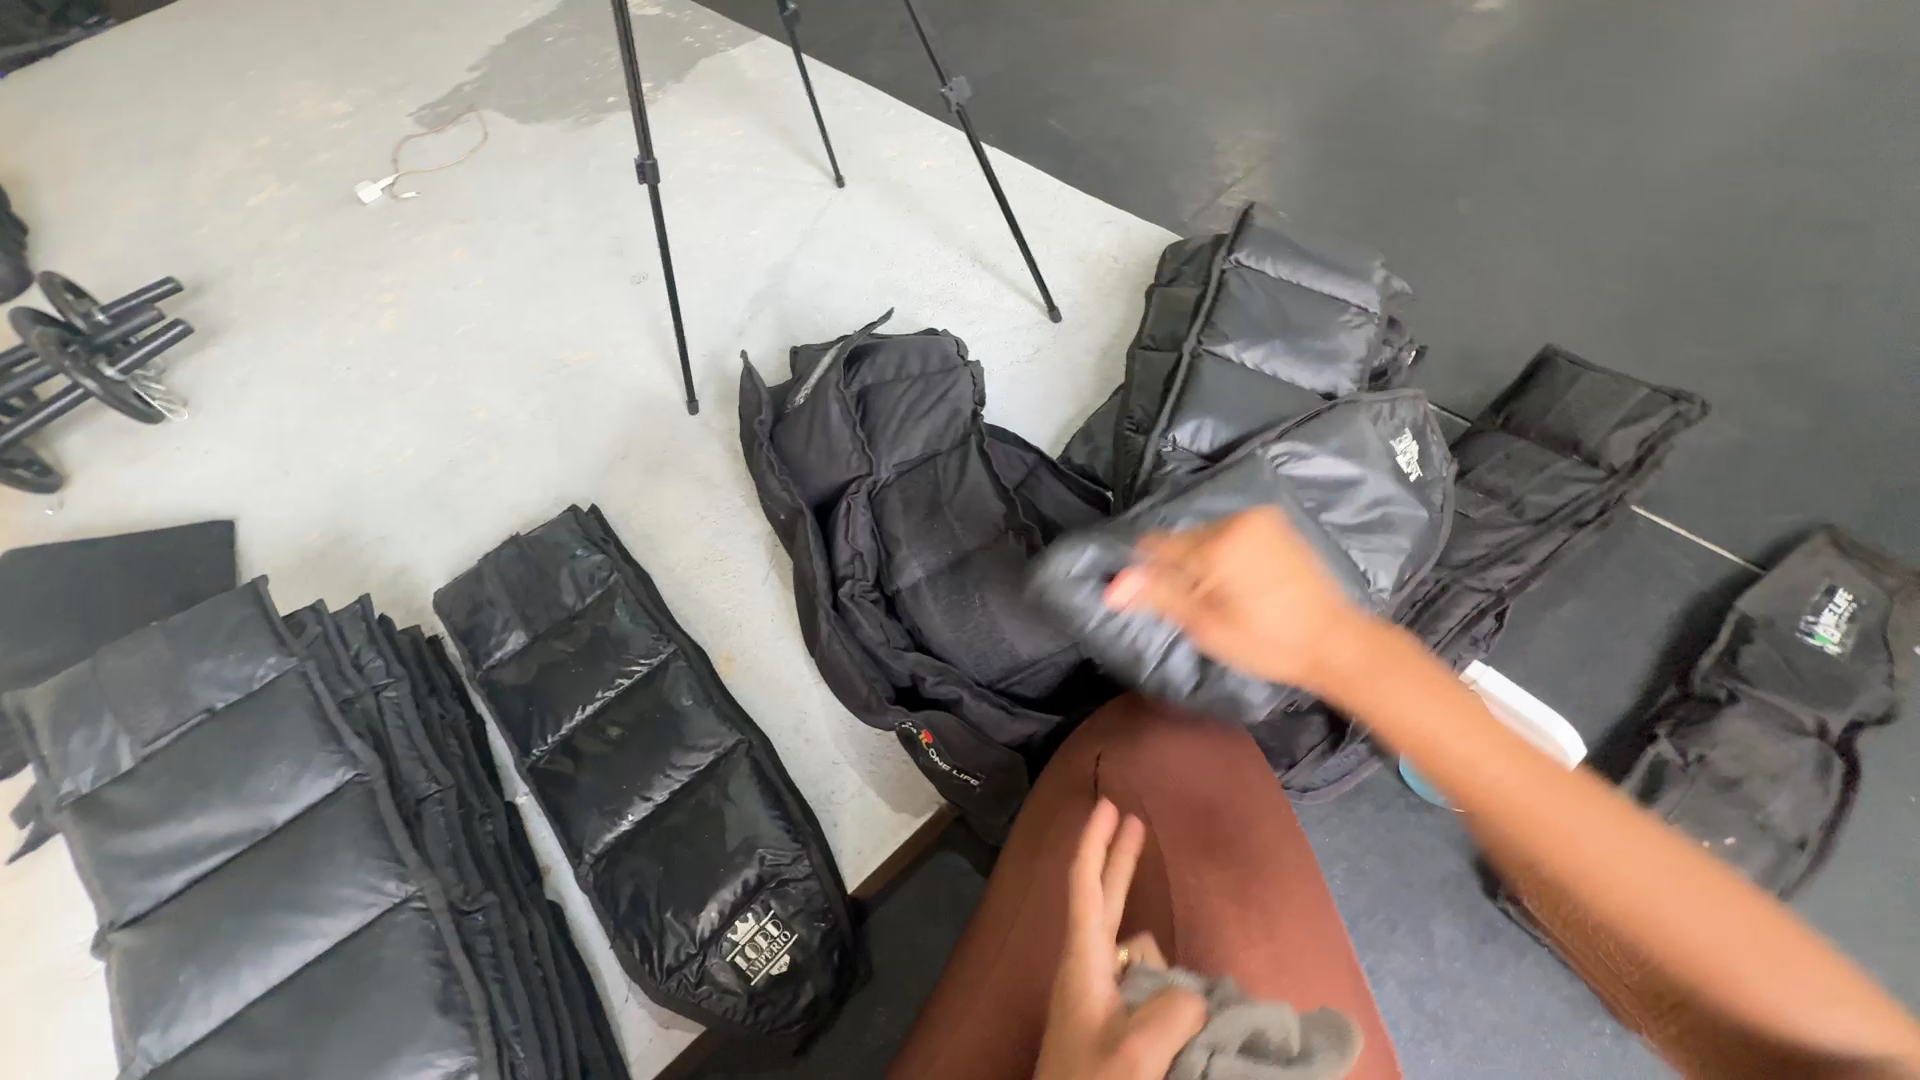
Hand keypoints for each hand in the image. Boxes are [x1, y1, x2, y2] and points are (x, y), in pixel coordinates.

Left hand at [1033, 799, 1205, 1079]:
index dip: (1094, 843)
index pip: (1084, 886)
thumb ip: (1170, 1009)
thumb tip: (1194, 994)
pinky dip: (1169, 990)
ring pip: (1138, 955)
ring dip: (1165, 962)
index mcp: (1082, 961)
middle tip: (1132, 819)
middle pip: (1104, 898)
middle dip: (1120, 858)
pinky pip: (1148, 989)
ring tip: (1195, 1008)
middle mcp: (1088, 969)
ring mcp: (1100, 997)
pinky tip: (1195, 1017)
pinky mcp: (1113, 1022)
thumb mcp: (1134, 1051)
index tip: (1105, 807)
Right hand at [1103, 507, 1375, 694]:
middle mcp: (1237, 521)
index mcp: (1217, 545)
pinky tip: (1245, 585)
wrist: (1336, 642)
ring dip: (1205, 563)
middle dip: (1183, 570)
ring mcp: (1260, 519)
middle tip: (1202, 607)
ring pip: (1205, 538)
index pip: (1155, 547)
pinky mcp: (1276, 524)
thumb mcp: (1206, 627)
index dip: (1149, 573)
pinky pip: (1231, 535)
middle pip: (1182, 541)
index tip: (1162, 598)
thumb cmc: (1268, 643)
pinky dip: (1228, 555)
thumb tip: (1112, 585)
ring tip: (1228, 598)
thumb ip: (1159, 596)